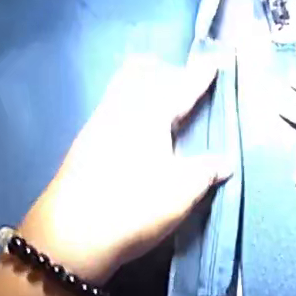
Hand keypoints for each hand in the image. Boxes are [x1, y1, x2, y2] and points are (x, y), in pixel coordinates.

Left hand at [19, 57, 228, 284]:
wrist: (70, 236)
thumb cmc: (133, 206)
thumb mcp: (182, 191)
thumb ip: (205, 171)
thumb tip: (224, 162)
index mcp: (148, 114)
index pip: (181, 86)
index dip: (201, 74)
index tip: (216, 58)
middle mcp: (119, 111)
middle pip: (139, 74)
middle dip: (162, 71)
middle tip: (181, 80)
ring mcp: (96, 128)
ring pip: (121, 92)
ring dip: (142, 89)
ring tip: (161, 105)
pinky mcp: (83, 149)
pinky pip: (111, 112)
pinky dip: (129, 110)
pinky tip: (135, 134)